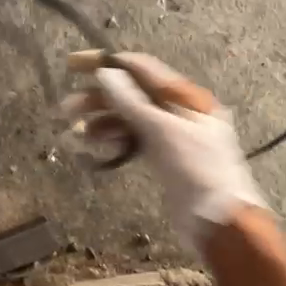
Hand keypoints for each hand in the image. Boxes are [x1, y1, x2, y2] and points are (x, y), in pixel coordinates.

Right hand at [62, 51, 266, 251]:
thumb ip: (132, 101)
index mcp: (185, 97)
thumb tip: (105, 72)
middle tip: (66, 108)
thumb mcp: (162, 132)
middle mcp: (178, 109)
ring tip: (76, 132)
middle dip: (97, 98)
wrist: (220, 221)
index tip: (74, 65)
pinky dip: (113, 138)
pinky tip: (95, 146)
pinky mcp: (164, 154)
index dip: (107, 63)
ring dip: (101, 120)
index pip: (141, 68)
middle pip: (131, 93)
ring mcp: (171, 133)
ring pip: (129, 116)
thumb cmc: (196, 170)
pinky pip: (133, 137)